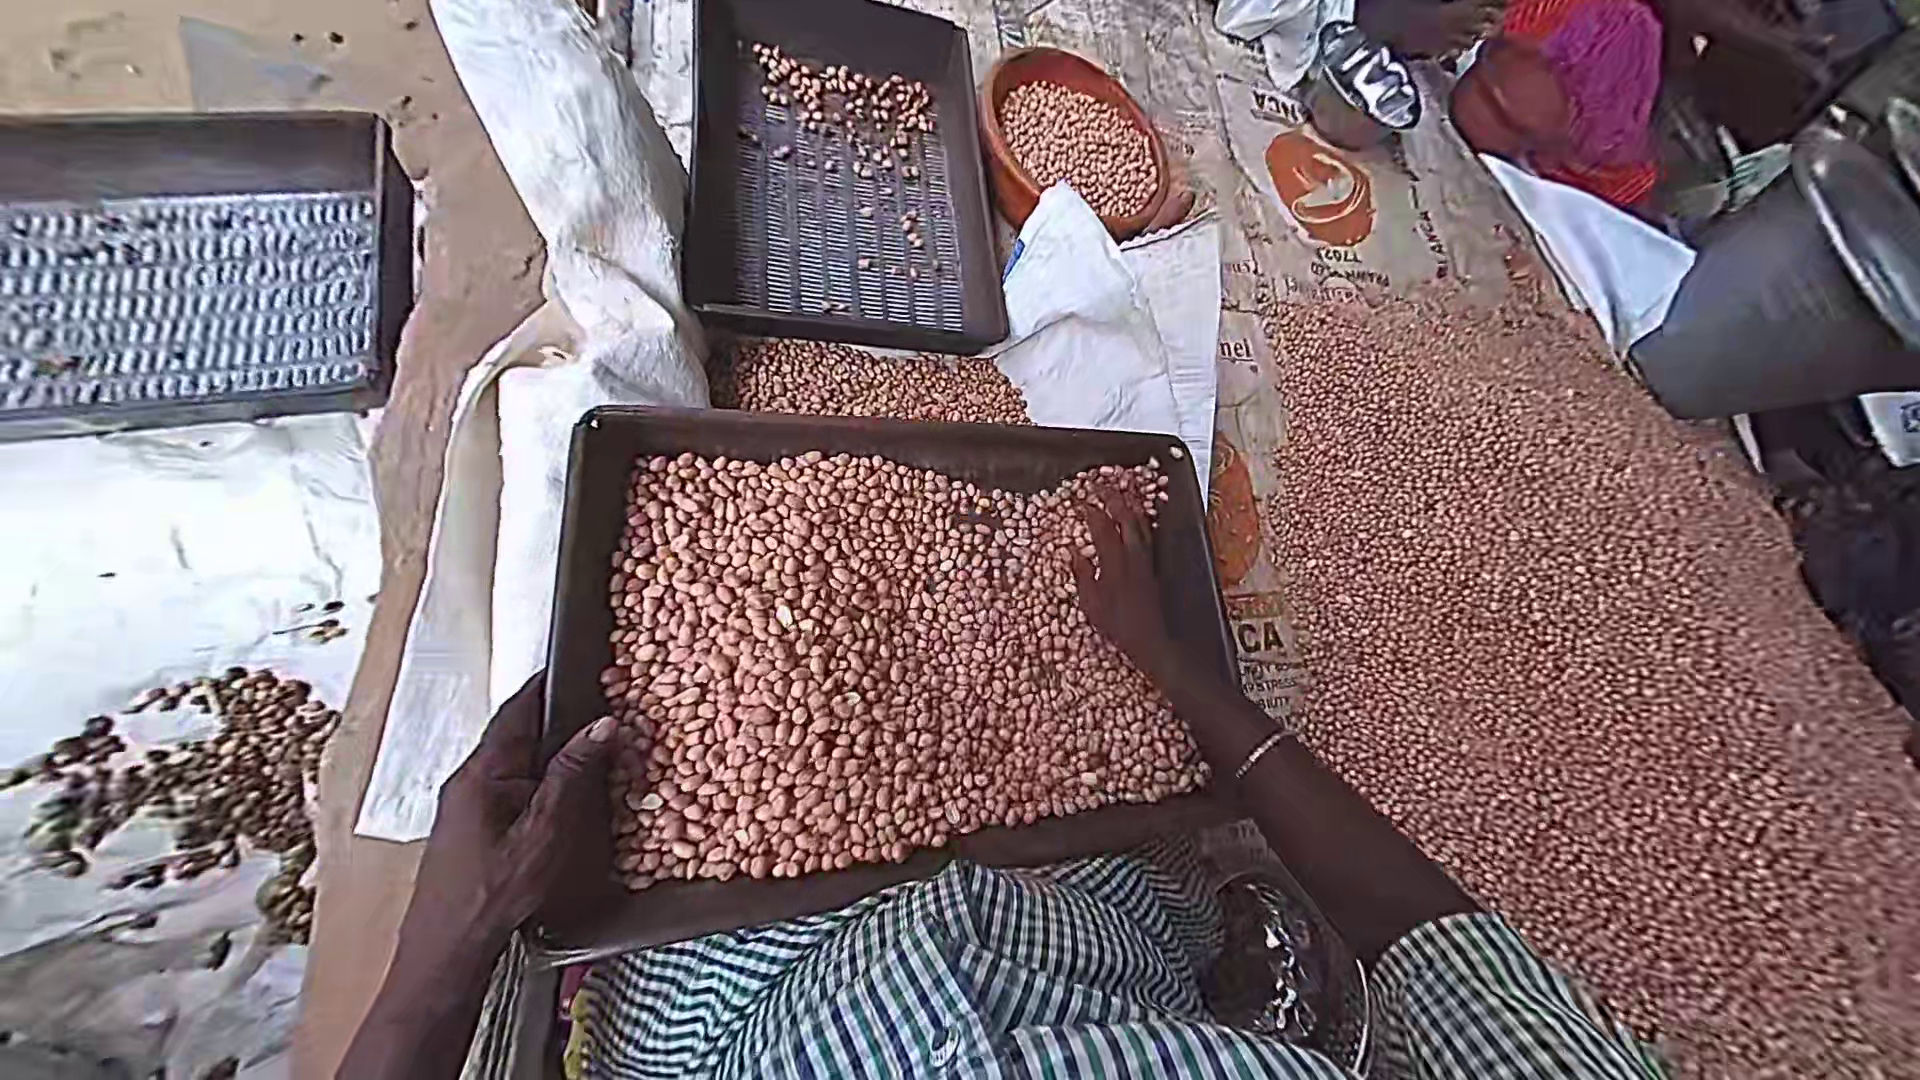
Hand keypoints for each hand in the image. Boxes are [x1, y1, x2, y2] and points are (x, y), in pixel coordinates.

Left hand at [402, 671, 615, 952]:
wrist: (447, 950)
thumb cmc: (495, 889)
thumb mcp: (544, 828)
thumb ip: (572, 771)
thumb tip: (605, 722)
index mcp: (482, 772)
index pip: (517, 710)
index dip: (546, 683)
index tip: (577, 661)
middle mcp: (471, 778)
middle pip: (517, 728)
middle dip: (557, 709)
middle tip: (600, 694)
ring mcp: (470, 799)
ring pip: (517, 753)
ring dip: (552, 739)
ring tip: (593, 728)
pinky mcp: (476, 818)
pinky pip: (515, 775)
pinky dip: (544, 764)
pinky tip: (569, 774)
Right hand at [1072, 493, 1190, 683]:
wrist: (1151, 638)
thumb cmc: (1117, 624)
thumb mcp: (1091, 603)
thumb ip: (1082, 575)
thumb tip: (1074, 553)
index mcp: (1114, 563)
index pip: (1103, 528)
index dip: (1092, 512)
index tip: (1082, 502)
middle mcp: (1132, 556)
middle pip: (1126, 519)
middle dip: (1113, 499)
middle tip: (1102, 488)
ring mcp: (1146, 560)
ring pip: (1141, 525)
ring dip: (1130, 507)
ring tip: (1121, 496)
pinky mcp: (1153, 567)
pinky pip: (1149, 536)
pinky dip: (1142, 523)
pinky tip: (1138, 521)